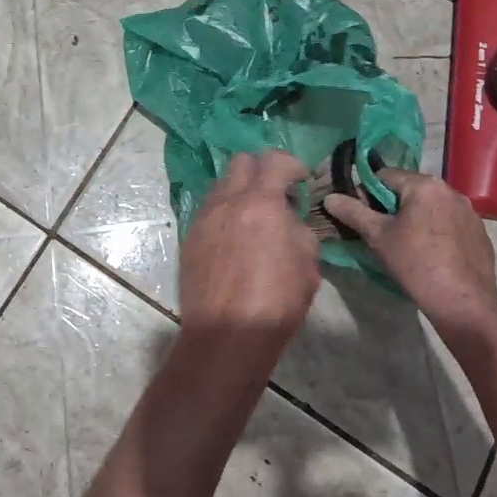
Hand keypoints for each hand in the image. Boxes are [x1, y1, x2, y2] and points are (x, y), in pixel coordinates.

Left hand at [178, 150, 321, 344]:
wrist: (226, 336)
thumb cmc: (275, 303)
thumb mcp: (307, 264)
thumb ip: (298, 228)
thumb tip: (287, 219)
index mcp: (261, 203)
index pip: (274, 160)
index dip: (293, 164)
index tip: (302, 179)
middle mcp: (227, 201)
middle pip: (242, 162)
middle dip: (263, 170)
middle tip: (278, 194)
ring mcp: (204, 217)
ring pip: (222, 185)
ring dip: (241, 191)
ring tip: (256, 218)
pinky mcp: (190, 237)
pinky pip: (210, 210)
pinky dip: (226, 213)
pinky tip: (236, 239)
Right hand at [324, 169, 496, 331]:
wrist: (464, 304)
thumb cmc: (417, 264)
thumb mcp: (378, 237)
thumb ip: (353, 212)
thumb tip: (329, 197)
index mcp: (425, 184)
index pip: (384, 175)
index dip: (367, 193)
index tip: (363, 217)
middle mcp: (450, 190)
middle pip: (409, 190)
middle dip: (393, 207)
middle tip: (383, 233)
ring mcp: (469, 212)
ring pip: (430, 207)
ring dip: (416, 218)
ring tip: (407, 246)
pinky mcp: (480, 233)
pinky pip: (449, 223)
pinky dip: (437, 232)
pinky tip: (432, 255)